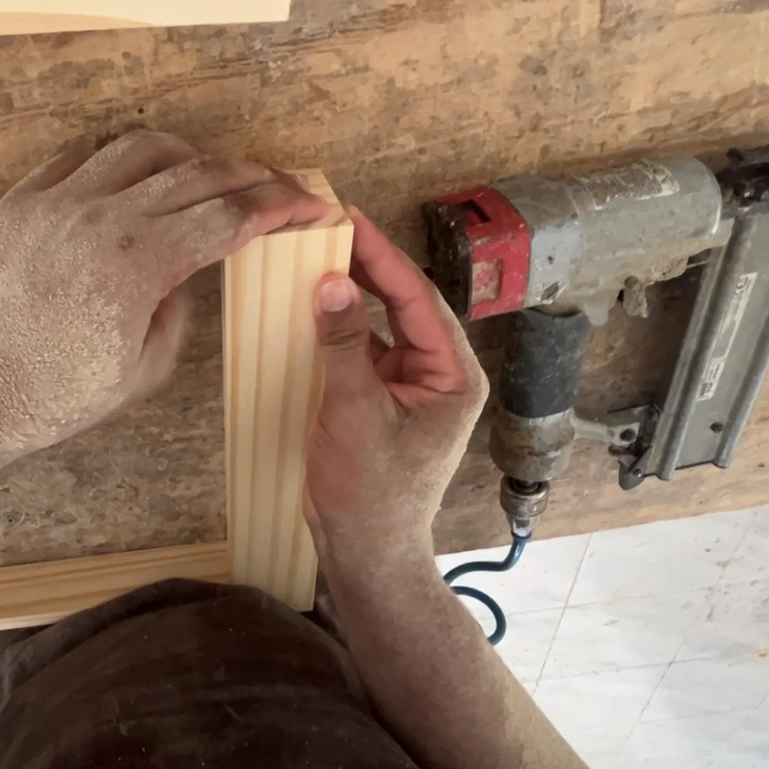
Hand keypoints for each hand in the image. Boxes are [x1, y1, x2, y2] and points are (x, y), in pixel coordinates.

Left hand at [0, 130, 330, 465]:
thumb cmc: (59, 396)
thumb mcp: (145, 368)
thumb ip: (179, 307)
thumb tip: (188, 267)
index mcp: (140, 264)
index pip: (230, 215)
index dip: (279, 205)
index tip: (308, 203)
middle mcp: (102, 217)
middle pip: (197, 173)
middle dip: (249, 174)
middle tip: (272, 185)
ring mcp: (56, 202)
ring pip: (140, 147)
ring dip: (188, 154)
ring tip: (207, 173)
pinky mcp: (20, 201)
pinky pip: (80, 155)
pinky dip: (121, 158)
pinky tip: (135, 174)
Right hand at [305, 210, 486, 562]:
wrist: (363, 548)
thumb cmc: (369, 489)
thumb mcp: (354, 413)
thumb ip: (342, 345)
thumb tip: (329, 282)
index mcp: (453, 374)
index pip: (418, 300)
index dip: (383, 257)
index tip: (349, 220)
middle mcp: (438, 372)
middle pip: (404, 305)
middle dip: (370, 268)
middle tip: (331, 228)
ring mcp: (409, 384)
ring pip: (382, 324)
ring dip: (354, 293)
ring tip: (321, 254)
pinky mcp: (381, 397)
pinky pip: (363, 349)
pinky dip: (339, 327)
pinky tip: (315, 305)